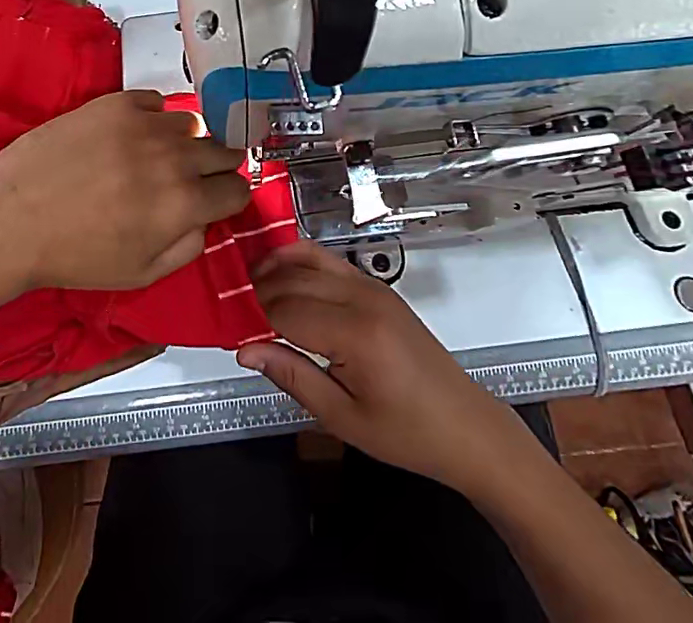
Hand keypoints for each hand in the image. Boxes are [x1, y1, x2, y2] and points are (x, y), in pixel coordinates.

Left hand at [0, 90, 249, 308]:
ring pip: (193, 124)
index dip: (228, 197)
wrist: (7, 221)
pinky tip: (132, 136)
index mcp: (183, 205)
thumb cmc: (71, 254)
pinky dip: (153, 118)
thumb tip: (206, 219)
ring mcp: (145, 126)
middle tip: (190, 178)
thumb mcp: (142, 274)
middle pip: (225, 151)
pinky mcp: (116, 103)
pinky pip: (158, 102)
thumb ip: (189, 247)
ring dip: (184, 141)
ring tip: (156, 156)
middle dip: (215, 167)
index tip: (216, 198)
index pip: (238, 189)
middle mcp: (173, 159)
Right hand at [237, 242, 550, 497]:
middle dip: (258, 289)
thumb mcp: (341, 417)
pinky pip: (332, 262)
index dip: (252, 315)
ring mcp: (374, 288)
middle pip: (294, 278)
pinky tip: (284, 276)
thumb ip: (291, 375)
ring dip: (277, 268)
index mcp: (356, 334)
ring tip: (249, 286)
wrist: (464, 425)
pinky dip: (302, 262)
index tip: (227, 325)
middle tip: (230, 307)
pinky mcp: (380, 288)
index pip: (285, 309)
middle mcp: (364, 299)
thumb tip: (245, 350)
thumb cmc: (406, 432)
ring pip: (311, 259)